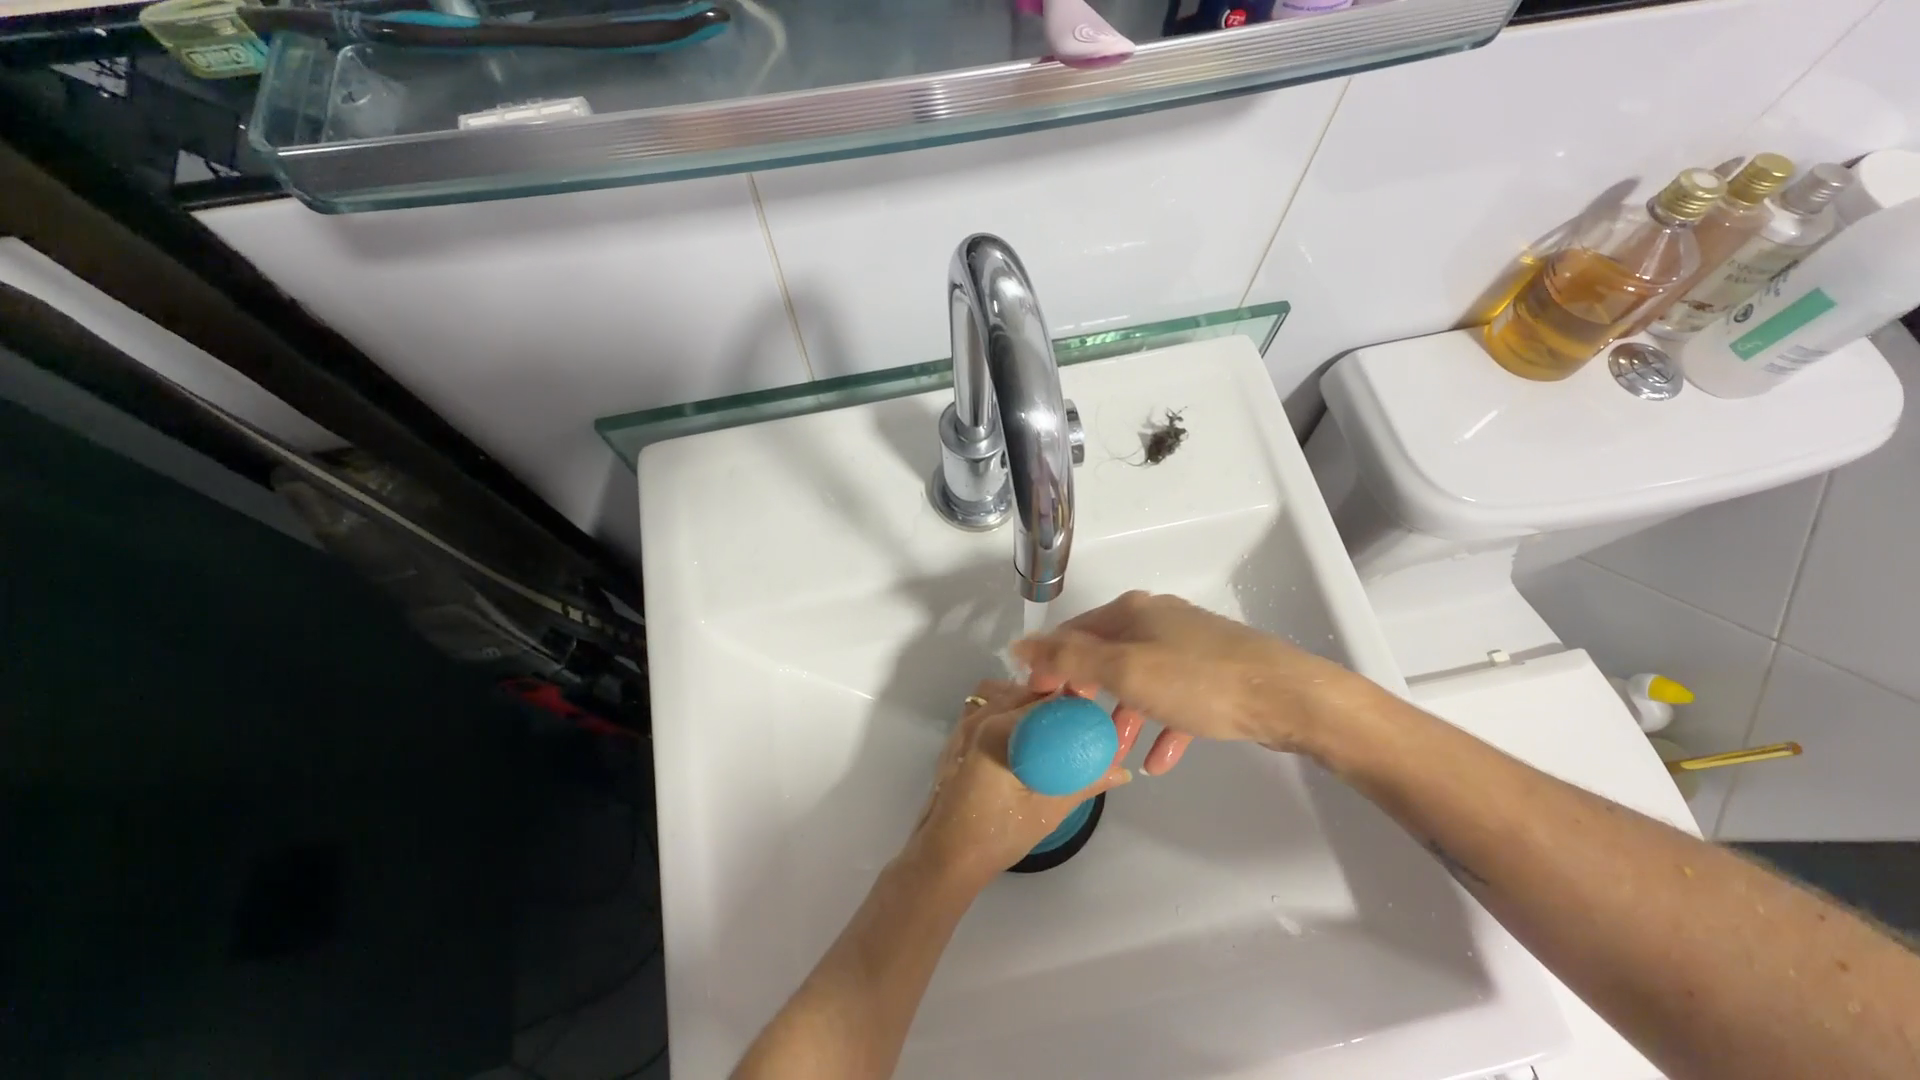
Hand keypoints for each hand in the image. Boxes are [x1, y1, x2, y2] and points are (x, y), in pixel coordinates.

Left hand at [906, 679, 1131, 887]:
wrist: (946, 858)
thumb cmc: (995, 835)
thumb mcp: (1046, 810)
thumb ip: (1084, 783)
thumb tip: (1121, 770)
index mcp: (998, 729)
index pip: (1045, 700)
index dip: (1073, 703)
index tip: (1096, 714)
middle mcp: (978, 718)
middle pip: (1024, 692)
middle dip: (1054, 701)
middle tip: (1081, 722)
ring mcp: (963, 726)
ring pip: (1003, 695)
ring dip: (1029, 703)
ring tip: (1054, 726)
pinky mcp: (957, 739)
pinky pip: (987, 709)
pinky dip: (1009, 712)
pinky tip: (1026, 738)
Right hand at [1012, 591, 1371, 773]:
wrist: (1285, 697)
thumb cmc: (1198, 682)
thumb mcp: (1124, 671)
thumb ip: (1069, 659)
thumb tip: (1020, 644)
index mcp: (1132, 612)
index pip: (1073, 633)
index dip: (1049, 666)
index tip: (1037, 703)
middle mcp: (1158, 621)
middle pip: (1105, 656)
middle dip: (1085, 694)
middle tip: (1069, 728)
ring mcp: (1189, 647)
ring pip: (1139, 682)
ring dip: (1121, 717)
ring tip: (1111, 753)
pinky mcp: (1214, 675)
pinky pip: (1174, 701)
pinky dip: (1160, 727)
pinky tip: (1157, 762)